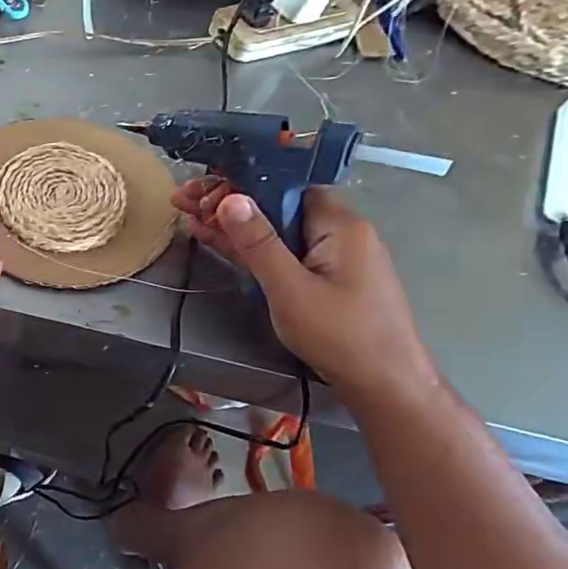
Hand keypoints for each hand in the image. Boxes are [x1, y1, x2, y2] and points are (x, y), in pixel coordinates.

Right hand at [172, 181, 435, 402]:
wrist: (384, 384)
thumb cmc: (341, 335)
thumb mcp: (290, 288)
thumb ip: (258, 243)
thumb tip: (231, 198)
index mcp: (338, 226)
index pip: (284, 185)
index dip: (240, 184)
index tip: (202, 190)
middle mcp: (336, 232)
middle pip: (275, 204)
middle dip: (227, 200)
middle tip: (183, 198)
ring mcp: (328, 256)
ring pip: (273, 228)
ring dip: (231, 223)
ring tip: (187, 213)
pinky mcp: (320, 277)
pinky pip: (279, 251)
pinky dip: (247, 246)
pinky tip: (214, 238)